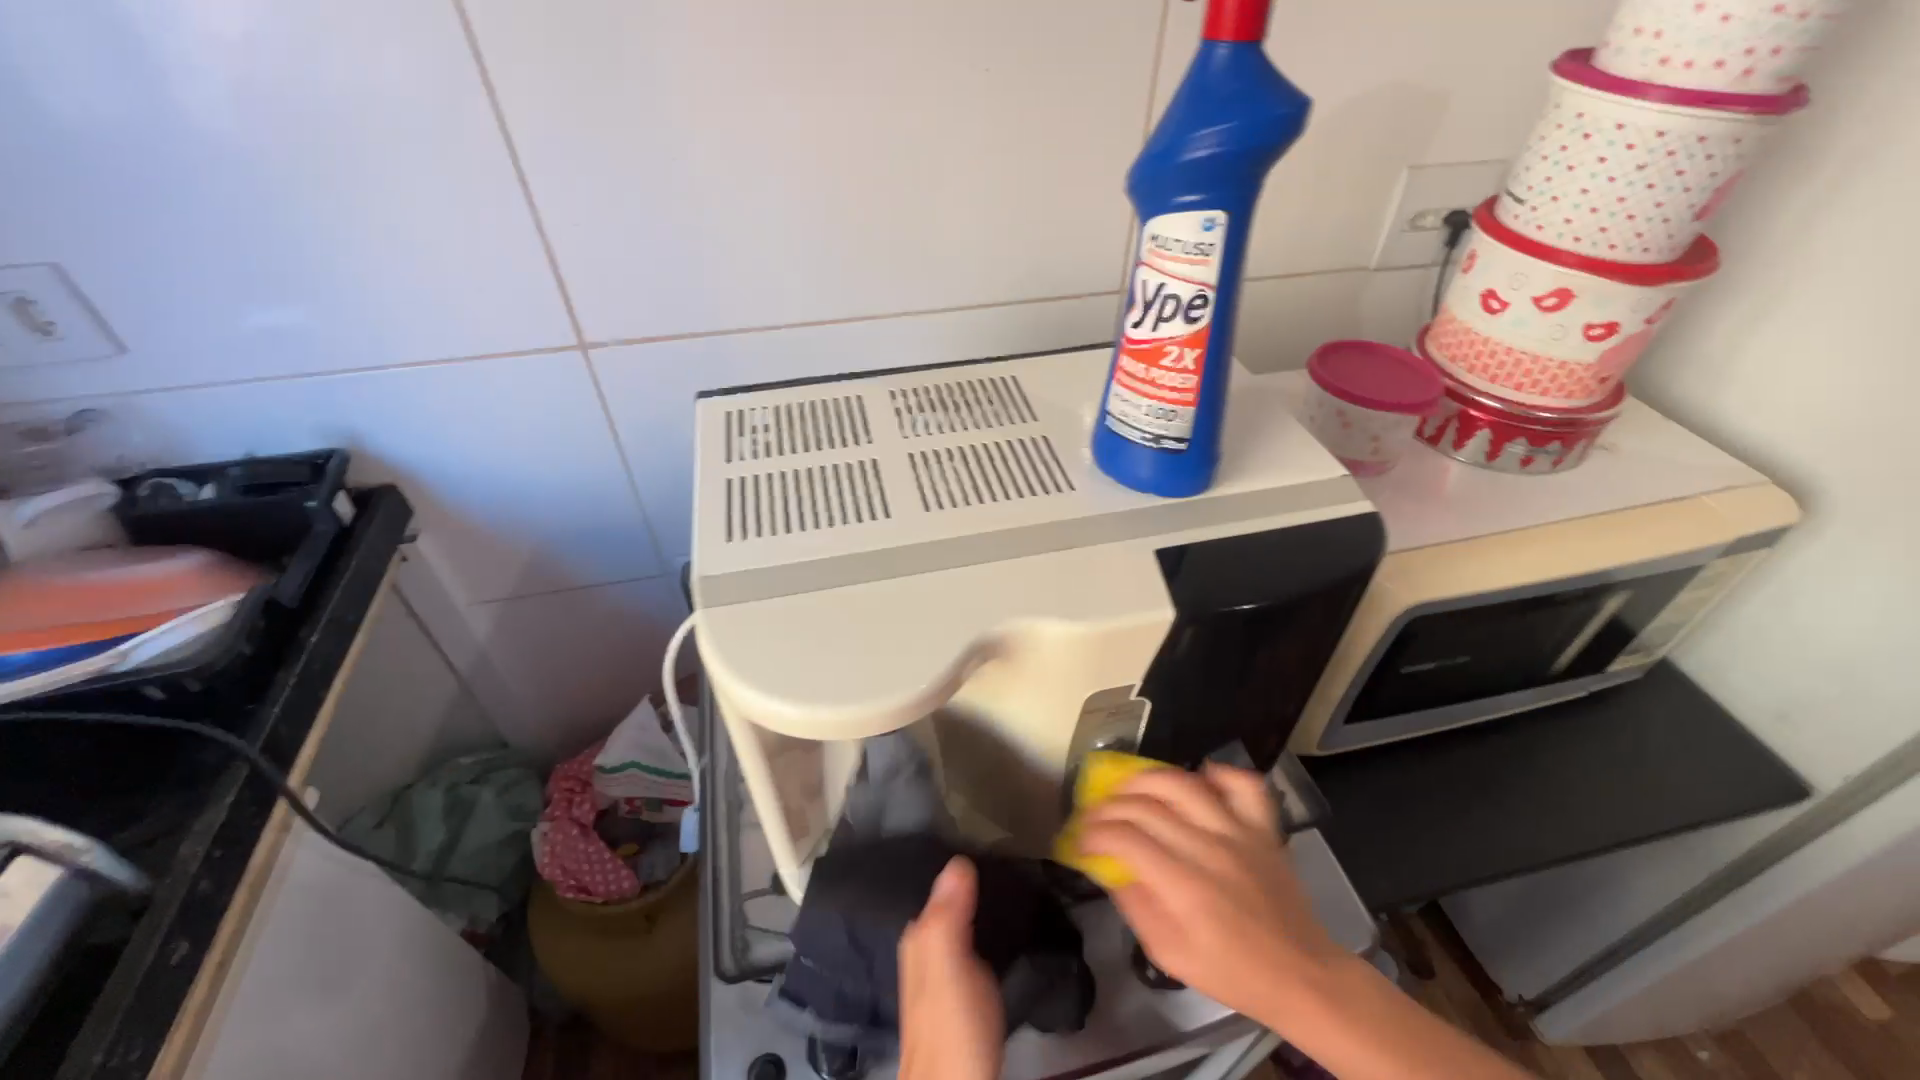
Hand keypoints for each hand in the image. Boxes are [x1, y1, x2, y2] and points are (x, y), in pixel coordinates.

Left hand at [897, 858, 1004, 1079]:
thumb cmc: (953, 1027)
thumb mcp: (949, 967)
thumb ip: (949, 916)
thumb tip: (957, 859)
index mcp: (920, 937)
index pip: (939, 886)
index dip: (962, 867)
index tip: (993, 842)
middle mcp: (924, 949)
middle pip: (948, 902)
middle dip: (971, 883)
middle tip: (1009, 858)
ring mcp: (940, 972)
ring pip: (959, 924)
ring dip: (978, 906)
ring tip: (1009, 886)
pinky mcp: (959, 992)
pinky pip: (970, 945)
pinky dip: (983, 932)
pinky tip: (1001, 930)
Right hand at [1077, 764, 1348, 1022]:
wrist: (1300, 975)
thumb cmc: (1231, 973)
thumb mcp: (1168, 955)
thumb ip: (1135, 905)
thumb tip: (1107, 867)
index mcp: (1184, 885)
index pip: (1124, 838)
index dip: (1093, 834)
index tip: (1080, 841)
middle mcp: (1210, 848)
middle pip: (1146, 806)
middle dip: (1109, 807)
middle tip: (1095, 817)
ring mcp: (1240, 833)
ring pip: (1185, 783)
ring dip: (1147, 779)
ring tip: (1129, 789)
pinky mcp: (1264, 829)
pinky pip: (1244, 785)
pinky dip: (1219, 773)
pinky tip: (1199, 779)